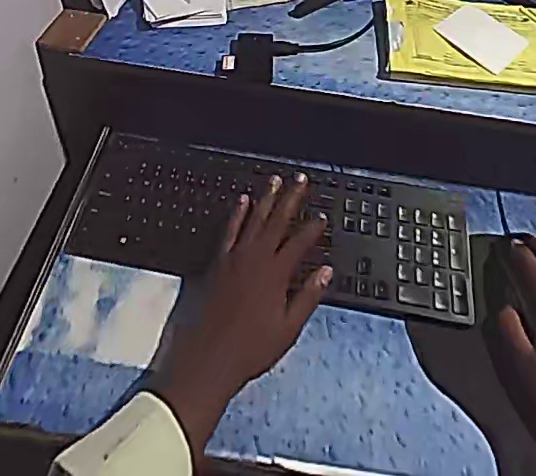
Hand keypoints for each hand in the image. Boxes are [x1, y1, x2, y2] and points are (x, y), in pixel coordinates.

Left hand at [154, 173, 330, 461]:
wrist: (209, 355)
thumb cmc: (250, 347)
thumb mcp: (288, 329)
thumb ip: (308, 297)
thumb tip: (325, 273)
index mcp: (275, 274)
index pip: (299, 243)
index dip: (313, 228)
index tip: (321, 216)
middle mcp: (256, 259)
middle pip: (278, 221)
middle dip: (291, 198)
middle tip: (300, 180)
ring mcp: (235, 256)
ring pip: (254, 218)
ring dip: (266, 197)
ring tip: (276, 180)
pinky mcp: (219, 260)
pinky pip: (230, 229)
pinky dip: (237, 213)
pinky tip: (242, 199)